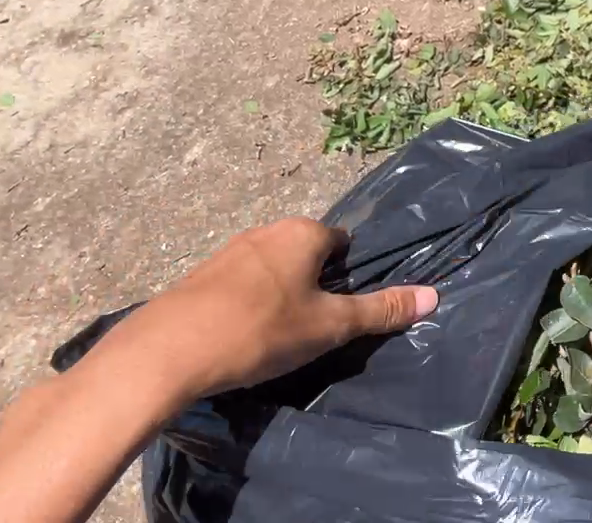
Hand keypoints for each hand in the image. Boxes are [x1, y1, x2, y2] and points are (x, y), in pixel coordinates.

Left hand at [0, 218, 438, 522]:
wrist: (156, 359)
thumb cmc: (258, 332)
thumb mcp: (330, 326)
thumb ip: (381, 309)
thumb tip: (435, 296)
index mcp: (304, 232)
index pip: (343, 243)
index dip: (346, 276)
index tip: (338, 307)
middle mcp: (267, 231)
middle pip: (306, 253)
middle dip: (312, 282)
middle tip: (310, 323)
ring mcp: (224, 253)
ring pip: (269, 269)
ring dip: (276, 294)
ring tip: (271, 336)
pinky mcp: (191, 280)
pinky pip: (235, 286)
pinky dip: (242, 306)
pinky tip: (236, 339)